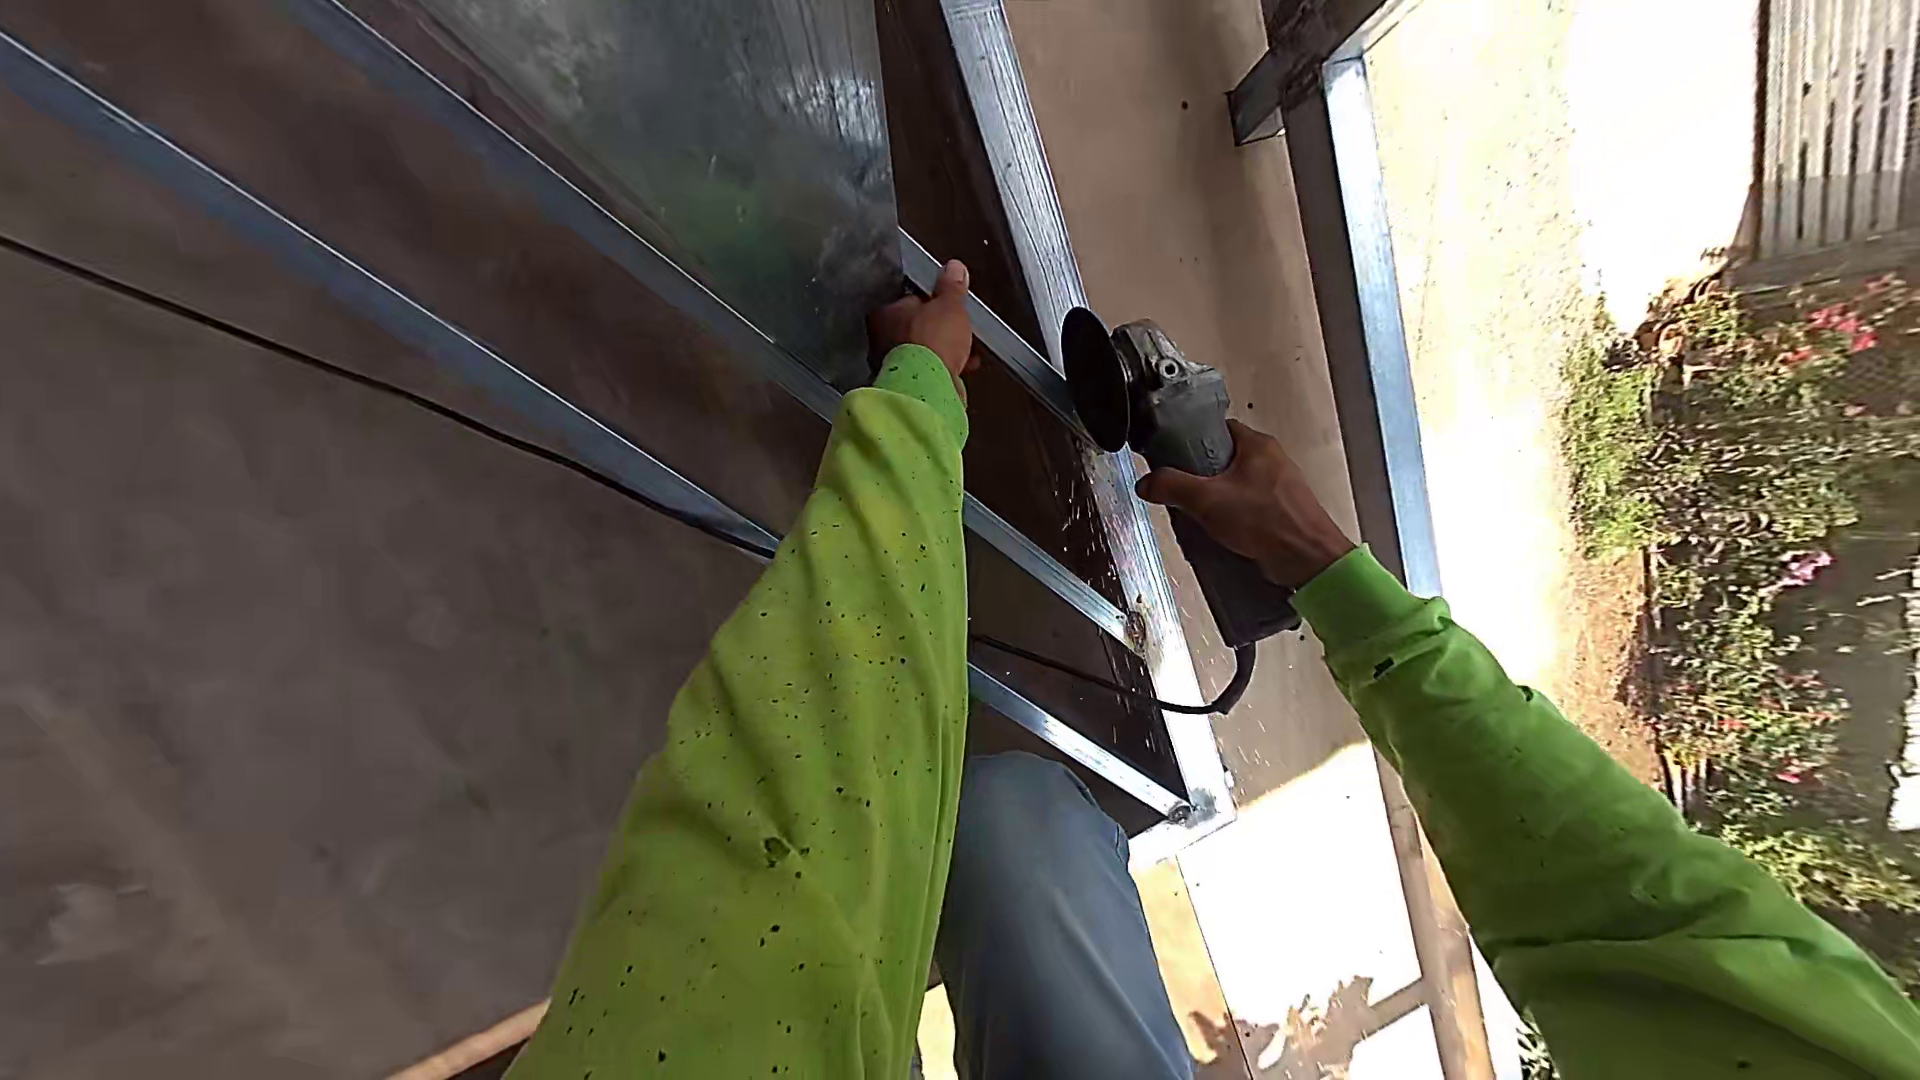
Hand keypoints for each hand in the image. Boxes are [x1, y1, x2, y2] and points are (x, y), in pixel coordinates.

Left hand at [868, 259, 978, 403]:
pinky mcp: (910, 387)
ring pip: (924, 354)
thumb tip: (953, 270)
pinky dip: (946, 372)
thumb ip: (951, 287)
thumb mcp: (949, 305)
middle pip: (916, 329)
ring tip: (964, 350)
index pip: (907, 300)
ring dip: (945, 352)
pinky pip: (931, 374)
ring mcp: (895, 368)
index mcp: (884, 314)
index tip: (947, 302)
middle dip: (940, 330)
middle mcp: (882, 342)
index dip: (931, 301)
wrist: (930, 388)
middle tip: (957, 327)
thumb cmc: (929, 345)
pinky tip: (960, 369)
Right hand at [1135, 419, 1355, 588]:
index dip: (1195, 439)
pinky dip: (1232, 515)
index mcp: (1258, 445)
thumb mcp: (1207, 500)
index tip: (1176, 455)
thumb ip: (1172, 487)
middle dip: (1202, 475)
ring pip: (1235, 483)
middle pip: (1224, 458)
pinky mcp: (1280, 510)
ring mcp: (1278, 486)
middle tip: (1185, 490)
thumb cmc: (1268, 522)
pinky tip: (1221, 530)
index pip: (1219, 428)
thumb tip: (1147, 482)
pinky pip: (1247, 505)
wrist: (1306, 560)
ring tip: (1201, 513)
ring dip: (1216, 498)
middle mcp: (1272, 460)